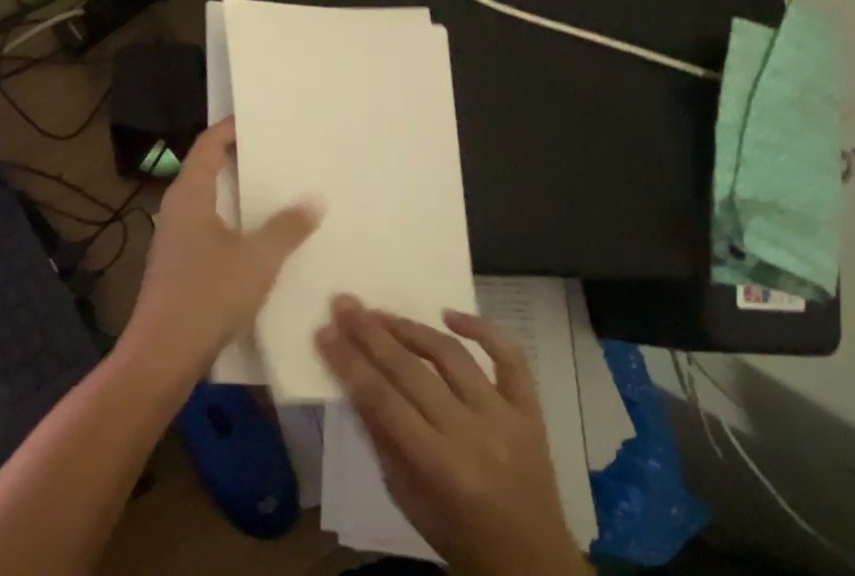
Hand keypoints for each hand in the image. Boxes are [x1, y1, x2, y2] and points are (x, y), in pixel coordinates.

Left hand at [120, 117, 318, 378]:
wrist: (165, 352)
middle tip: (281, 154)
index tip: (262, 120)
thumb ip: (287, 228)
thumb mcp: (258, 260)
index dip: (231, 128)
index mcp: (190, 195)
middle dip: (241, 160)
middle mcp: (178, 209)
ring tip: (279, 192)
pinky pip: (211, 228)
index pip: (207, 144)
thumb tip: (313, 198)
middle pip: (208, 170)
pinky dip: (235, 222)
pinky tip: (262, 238)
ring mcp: (176, 238)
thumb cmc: (208, 295)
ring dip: (240, 195)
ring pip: (210, 202)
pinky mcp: (180, 264)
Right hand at [316, 295, 590, 575]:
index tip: (323, 331)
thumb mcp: (404, 496)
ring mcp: (505, 417)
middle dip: (370, 333)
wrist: (531, 560)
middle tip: (343, 304)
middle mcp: (472, 433)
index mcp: (437, 464)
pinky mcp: (531, 410)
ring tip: (380, 313)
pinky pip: (511, 359)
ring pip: (452, 356)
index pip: (381, 399)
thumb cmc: (456, 532)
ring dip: (411, 328)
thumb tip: (353, 384)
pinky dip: (484, 330)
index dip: (348, 362)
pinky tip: (450, 315)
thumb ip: (380, 438)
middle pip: (411, 370)